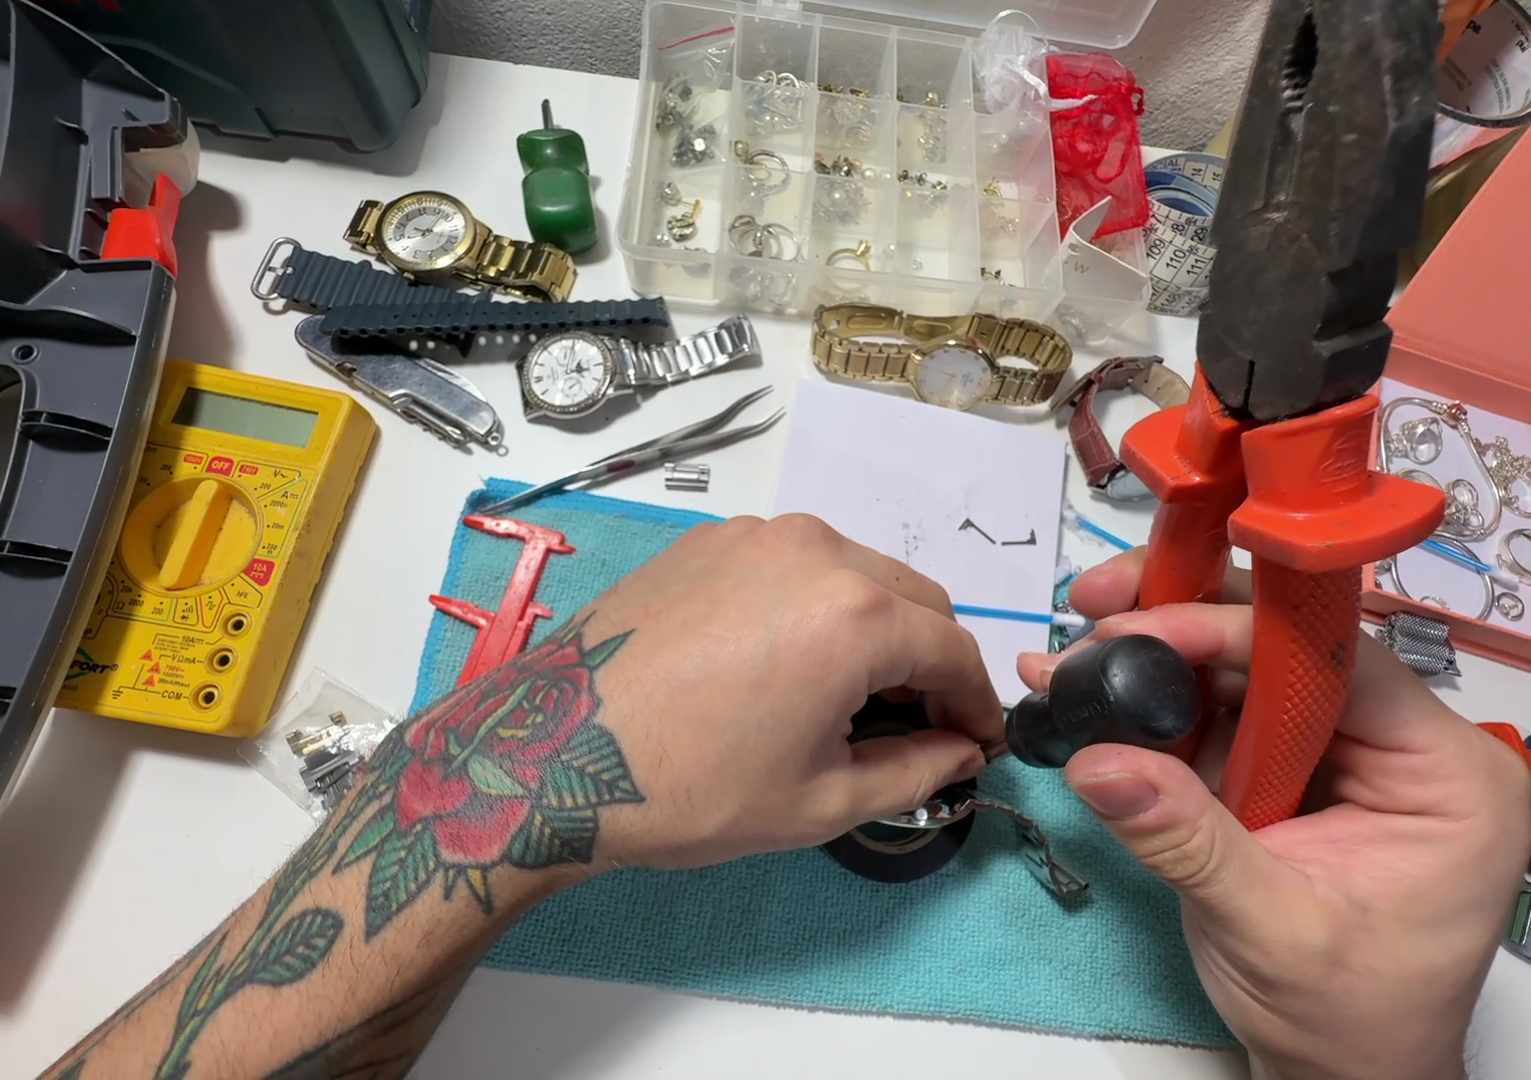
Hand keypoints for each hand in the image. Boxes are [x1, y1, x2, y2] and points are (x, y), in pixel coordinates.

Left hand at [575, 514, 1000, 868]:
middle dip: (931, 663)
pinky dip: (818, 604)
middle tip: (916, 722)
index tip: (978, 742)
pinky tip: (781, 654)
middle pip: (916, 600)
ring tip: (844, 691)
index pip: (955, 649)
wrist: (551, 749)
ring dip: (876, 628)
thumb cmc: (692, 788)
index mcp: (855, 613)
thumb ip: (917, 771)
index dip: (979, 702)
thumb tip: (963, 750)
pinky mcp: (715, 538)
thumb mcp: (820, 801)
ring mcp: (760, 534)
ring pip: (859, 573)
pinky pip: (797, 564)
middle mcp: (817, 550)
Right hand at [1019, 549, 1530, 1079]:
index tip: (1136, 631)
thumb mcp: (1270, 929)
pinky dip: (1133, 697)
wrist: (1332, 1068)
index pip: (1335, 661)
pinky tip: (1073, 689)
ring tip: (1065, 656)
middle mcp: (1382, 738)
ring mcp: (1316, 745)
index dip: (1233, 631)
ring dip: (1139, 654)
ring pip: (1224, 663)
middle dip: (1172, 619)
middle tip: (1089, 607)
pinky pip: (1198, 705)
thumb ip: (1186, 842)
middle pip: (1273, 642)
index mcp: (1437, 771)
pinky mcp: (1263, 759)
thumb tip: (1096, 762)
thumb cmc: (1343, 1014)